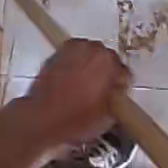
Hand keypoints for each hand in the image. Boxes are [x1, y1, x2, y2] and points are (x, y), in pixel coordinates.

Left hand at [14, 38, 129, 147]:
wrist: (43, 116)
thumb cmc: (76, 119)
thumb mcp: (108, 116)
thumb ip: (117, 98)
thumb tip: (115, 93)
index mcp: (110, 64)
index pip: (124, 73)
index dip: (119, 87)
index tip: (114, 96)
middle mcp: (93, 50)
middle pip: (107, 59)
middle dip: (105, 72)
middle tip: (99, 90)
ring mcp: (73, 48)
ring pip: (89, 54)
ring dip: (89, 65)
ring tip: (83, 85)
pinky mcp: (57, 51)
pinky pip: (73, 55)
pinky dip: (74, 63)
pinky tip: (70, 79)